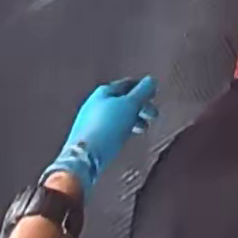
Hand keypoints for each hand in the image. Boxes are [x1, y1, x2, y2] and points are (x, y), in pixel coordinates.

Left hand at [43, 77, 158, 190]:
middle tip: (154, 114)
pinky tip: (128, 136)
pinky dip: (124, 128)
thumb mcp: (130, 106)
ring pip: (117, 115)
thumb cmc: (108, 127)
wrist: (84, 158)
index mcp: (104, 92)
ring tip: (144, 128)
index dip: (141, 87)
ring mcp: (90, 121)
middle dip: (139, 106)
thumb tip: (151, 80)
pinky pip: (111, 127)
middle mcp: (95, 103)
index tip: (154, 92)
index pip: (126, 84)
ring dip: (133, 119)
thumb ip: (142, 92)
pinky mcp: (89, 137)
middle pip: (122, 100)